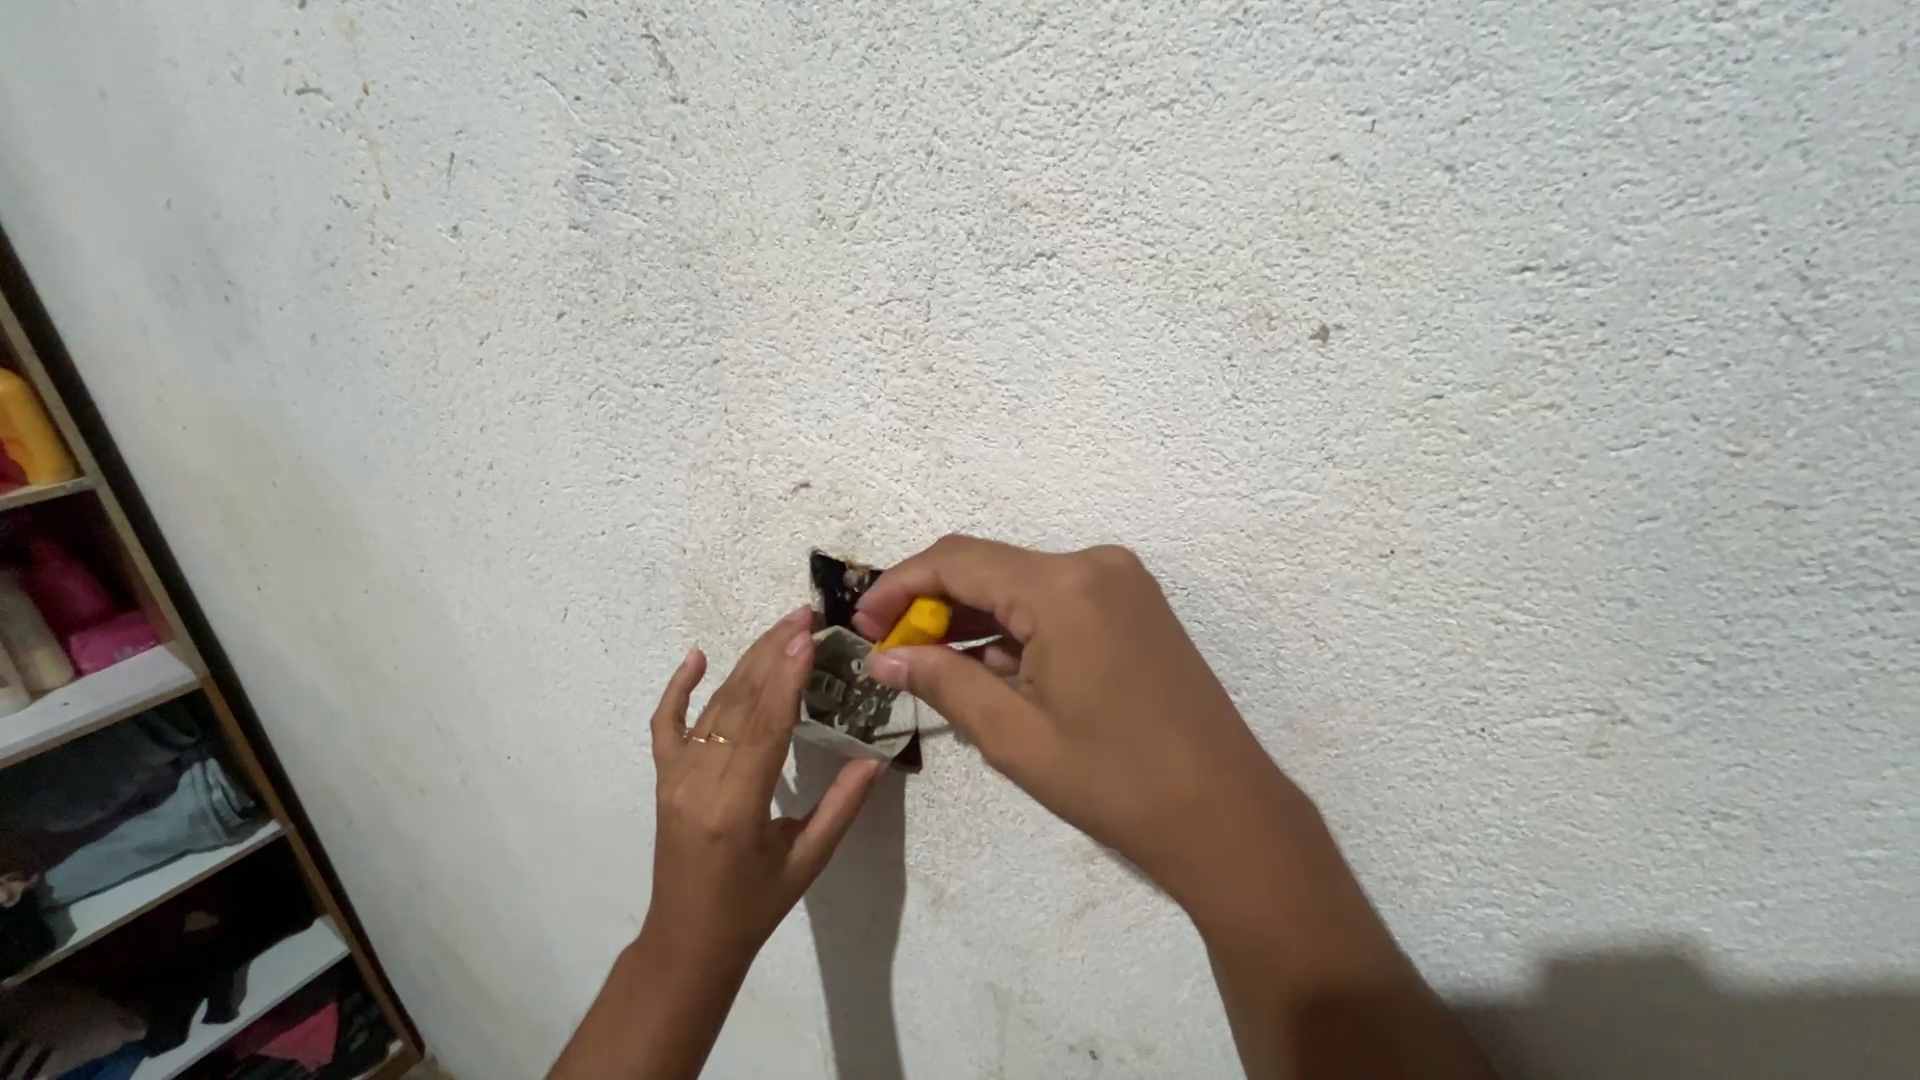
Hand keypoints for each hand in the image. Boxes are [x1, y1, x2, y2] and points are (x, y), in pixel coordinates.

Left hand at [547, 611, 886, 1079]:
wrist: (688, 940)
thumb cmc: (754, 905)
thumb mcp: (807, 862)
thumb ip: (841, 807)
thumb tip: (875, 756)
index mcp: (737, 808)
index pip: (766, 728)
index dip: (787, 679)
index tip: (807, 637)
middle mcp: (699, 784)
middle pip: (739, 704)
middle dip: (772, 654)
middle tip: (802, 615)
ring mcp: (675, 777)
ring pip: (713, 706)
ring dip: (746, 662)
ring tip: (780, 628)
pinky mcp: (664, 777)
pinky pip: (666, 724)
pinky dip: (678, 688)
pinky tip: (696, 656)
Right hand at [851, 537, 1302, 910]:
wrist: (1225, 813)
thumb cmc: (1114, 780)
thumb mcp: (1012, 735)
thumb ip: (941, 681)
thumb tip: (883, 657)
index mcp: (1064, 586)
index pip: (957, 560)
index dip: (899, 586)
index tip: (863, 625)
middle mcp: (1095, 564)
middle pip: (989, 566)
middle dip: (933, 605)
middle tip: (890, 651)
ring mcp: (1123, 582)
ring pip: (1022, 584)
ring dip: (974, 619)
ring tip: (930, 666)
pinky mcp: (1136, 605)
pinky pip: (1057, 601)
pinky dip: (1016, 627)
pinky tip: (990, 668)